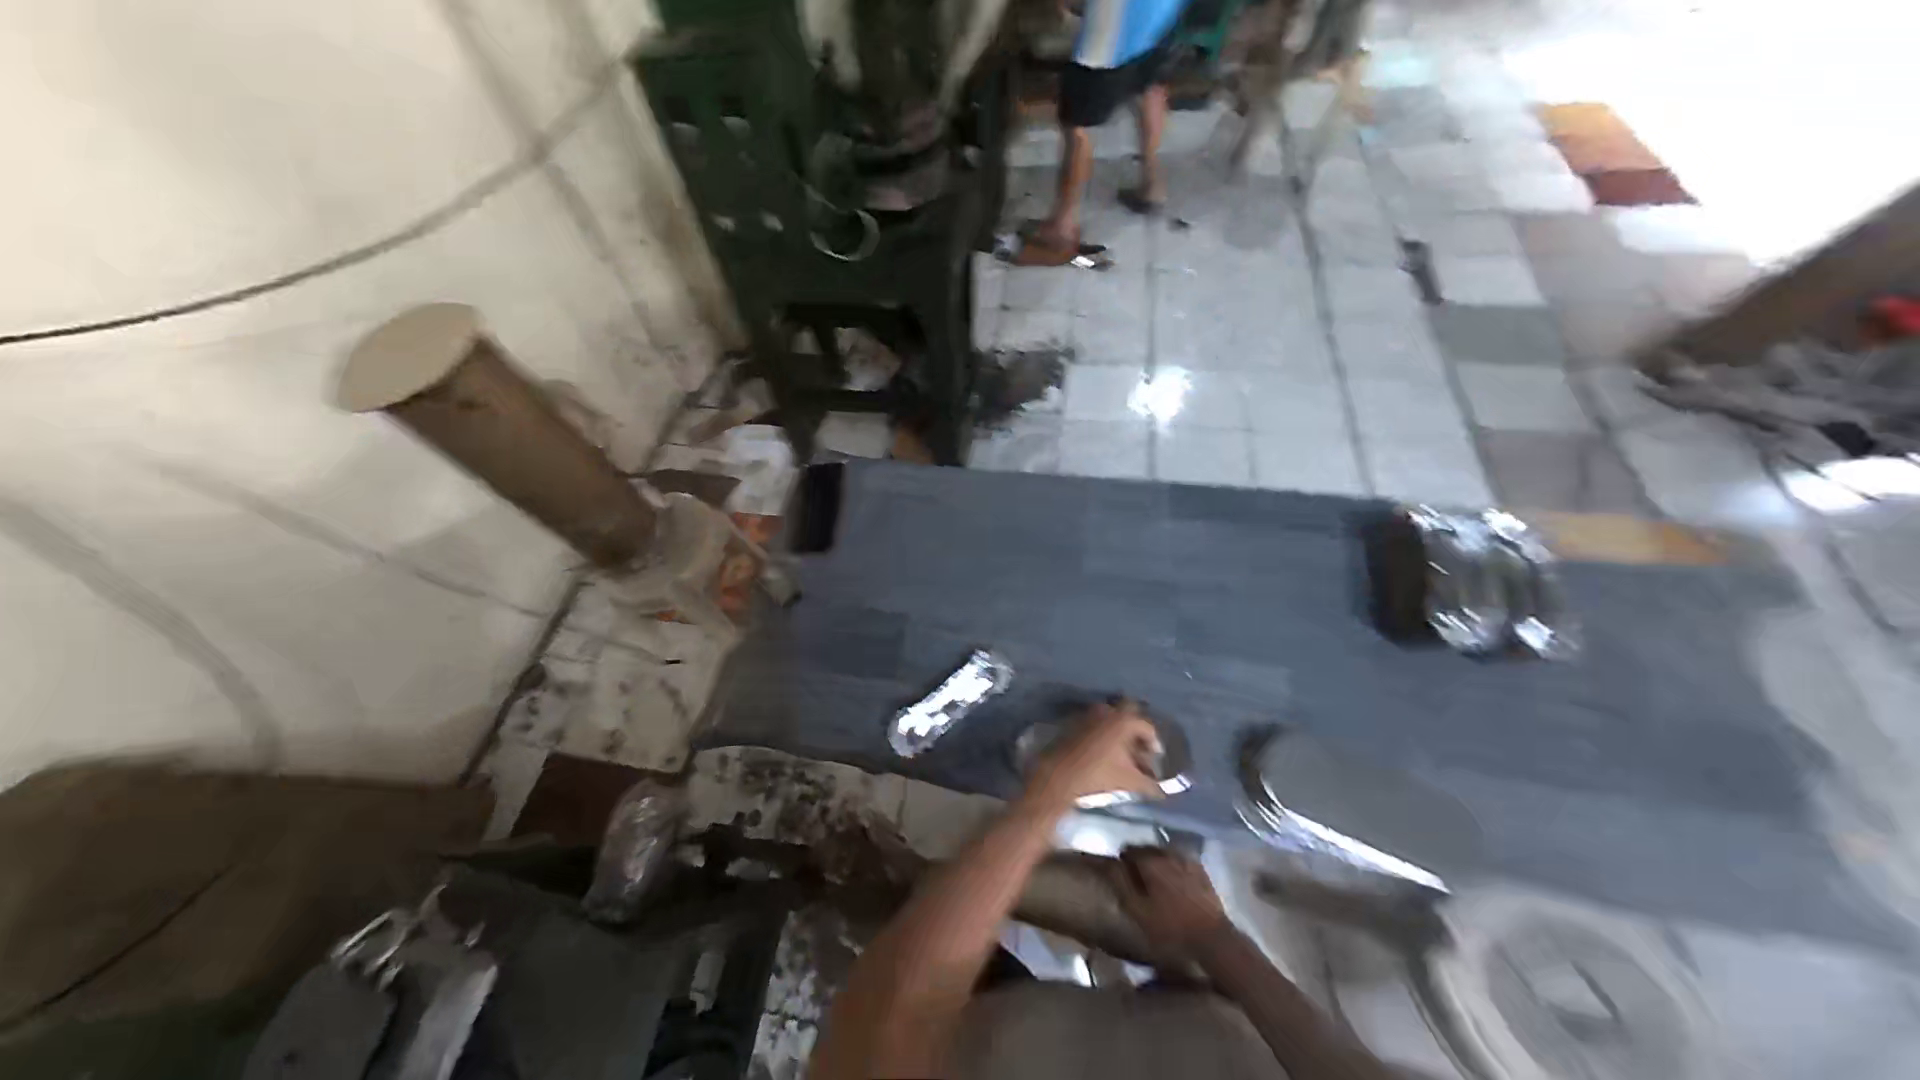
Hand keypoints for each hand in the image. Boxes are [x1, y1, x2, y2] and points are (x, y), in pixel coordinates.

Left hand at [1024, 699, 1164, 809]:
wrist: (1059, 775)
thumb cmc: (1097, 775)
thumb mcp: (1129, 781)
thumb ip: (1150, 785)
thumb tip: (1162, 790)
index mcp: (1123, 720)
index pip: (1147, 727)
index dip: (1154, 743)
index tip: (1155, 757)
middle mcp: (1107, 711)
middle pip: (1129, 716)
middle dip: (1136, 731)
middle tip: (1140, 748)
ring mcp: (1088, 714)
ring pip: (1111, 718)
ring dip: (1119, 732)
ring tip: (1124, 752)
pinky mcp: (1074, 721)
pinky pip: (1095, 723)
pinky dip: (1103, 732)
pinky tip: (1104, 751)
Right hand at [1111, 847, 1233, 956]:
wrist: (1212, 939)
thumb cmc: (1171, 927)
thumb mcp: (1138, 911)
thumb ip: (1121, 884)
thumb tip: (1109, 864)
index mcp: (1151, 861)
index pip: (1129, 849)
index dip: (1123, 859)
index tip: (1121, 871)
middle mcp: (1169, 854)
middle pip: (1148, 848)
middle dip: (1140, 857)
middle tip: (1136, 875)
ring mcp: (1188, 861)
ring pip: (1165, 853)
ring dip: (1157, 860)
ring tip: (1154, 877)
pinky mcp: (1202, 871)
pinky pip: (1181, 860)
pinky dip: (1174, 865)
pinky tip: (1175, 880)